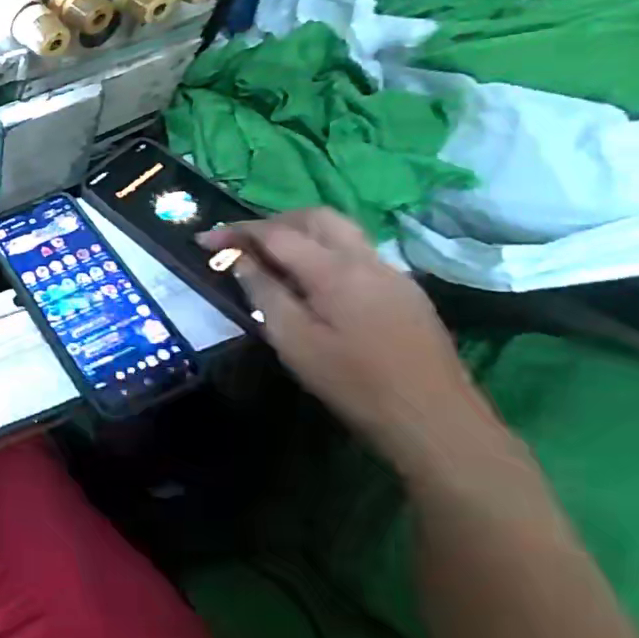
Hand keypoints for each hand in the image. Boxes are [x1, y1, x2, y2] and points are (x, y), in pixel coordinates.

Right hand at [199, 208, 504, 473]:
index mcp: (335, 270)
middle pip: (316, 217)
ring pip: (341, 232)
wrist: (435, 420)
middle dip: (272, 222)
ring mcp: (392, 274)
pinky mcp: (405, 293)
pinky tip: (310, 284)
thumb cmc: (354, 382)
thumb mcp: (293, 340)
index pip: (277, 233)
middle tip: (240, 243)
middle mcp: (367, 260)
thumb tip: (239, 260)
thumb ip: (263, 293)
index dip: (237, 231)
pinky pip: (356, 254)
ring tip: (270, 259)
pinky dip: (323, 253)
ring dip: (300, 234)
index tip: (203, 241)